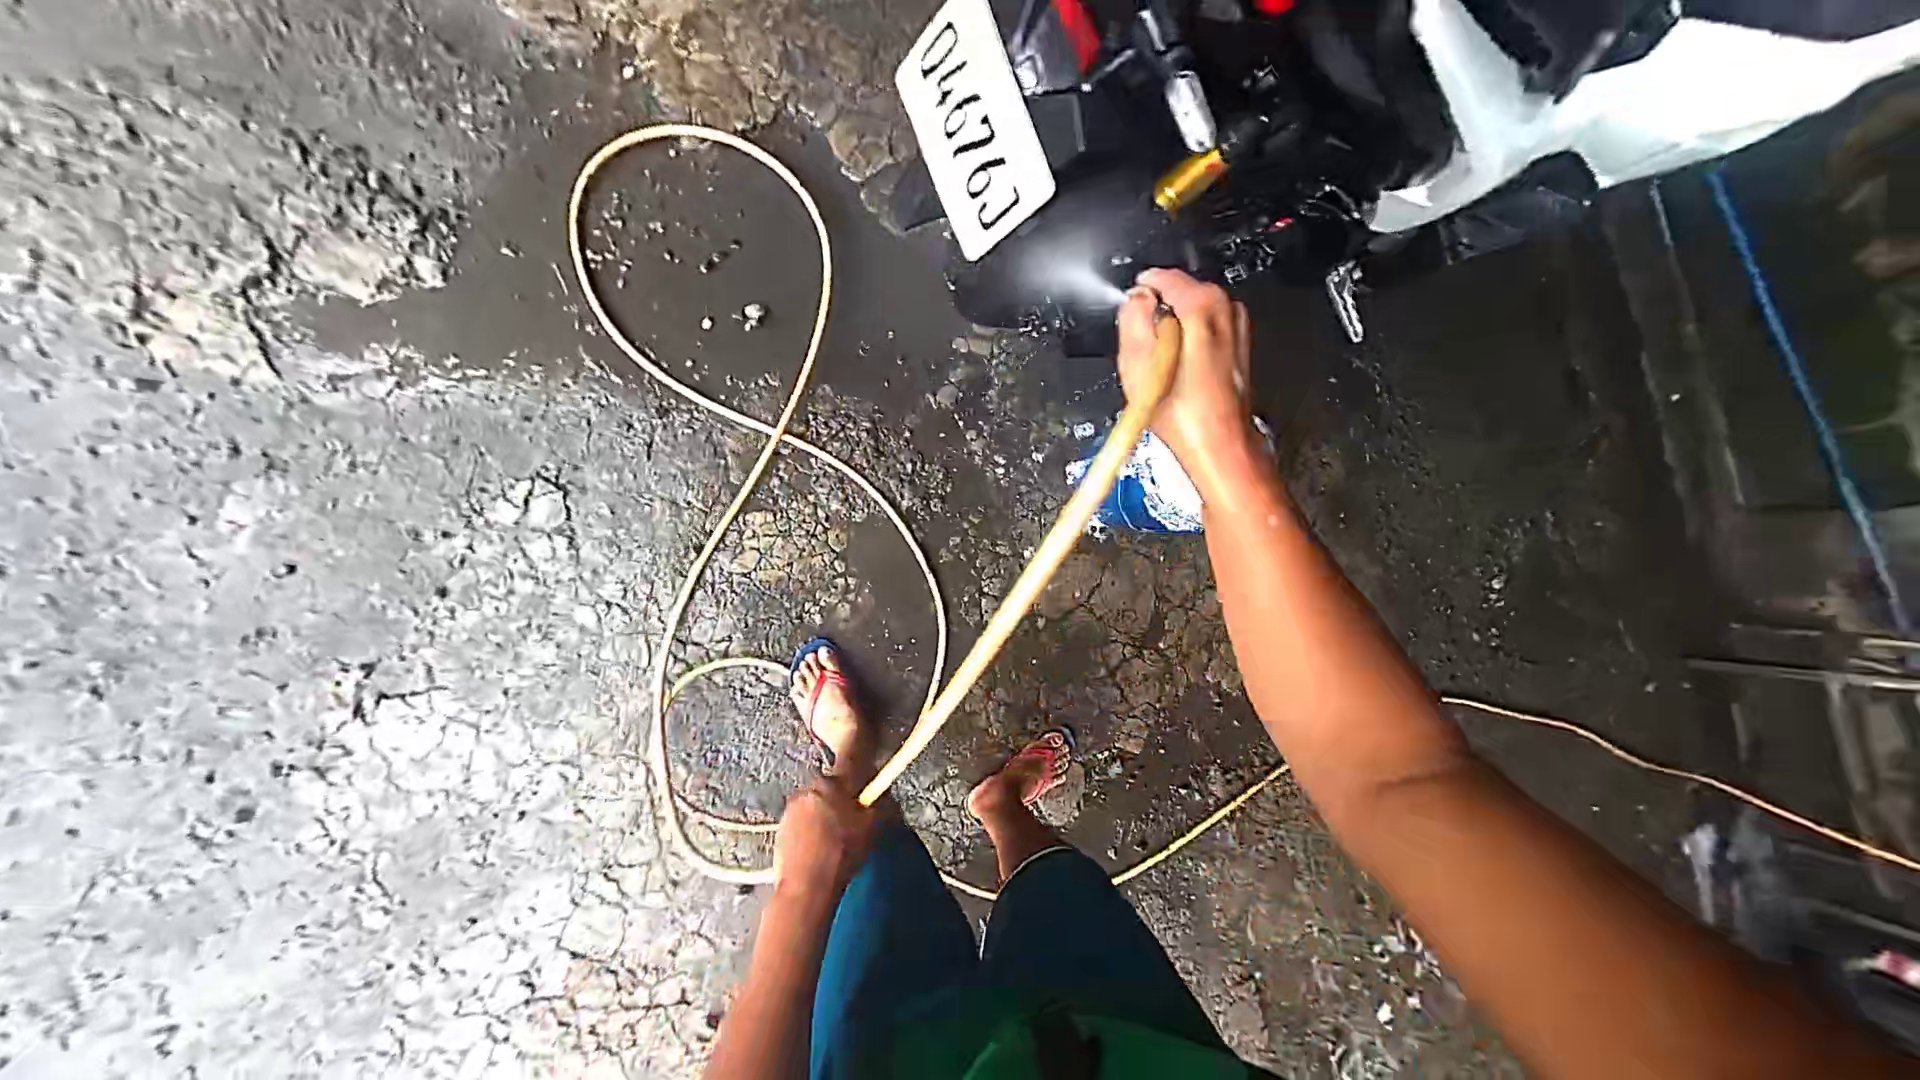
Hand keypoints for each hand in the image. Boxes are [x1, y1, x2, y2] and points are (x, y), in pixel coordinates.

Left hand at [771, 776, 876, 900]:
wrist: (806, 887)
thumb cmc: (841, 854)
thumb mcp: (874, 827)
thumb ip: (883, 803)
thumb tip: (886, 794)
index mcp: (832, 782)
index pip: (852, 764)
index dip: (864, 776)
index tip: (869, 786)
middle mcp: (808, 788)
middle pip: (833, 787)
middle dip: (843, 801)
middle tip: (854, 822)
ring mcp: (791, 809)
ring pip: (816, 805)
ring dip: (826, 816)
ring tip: (836, 841)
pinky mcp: (780, 828)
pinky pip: (802, 822)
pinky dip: (811, 831)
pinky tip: (821, 850)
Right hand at [1116, 268, 1254, 485]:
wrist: (1218, 444)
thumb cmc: (1182, 413)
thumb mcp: (1137, 363)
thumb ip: (1132, 319)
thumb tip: (1135, 298)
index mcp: (1201, 305)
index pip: (1162, 277)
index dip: (1139, 293)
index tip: (1127, 310)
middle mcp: (1225, 308)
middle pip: (1179, 295)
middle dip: (1156, 315)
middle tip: (1141, 348)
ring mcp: (1236, 327)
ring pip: (1192, 314)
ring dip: (1172, 332)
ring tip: (1159, 366)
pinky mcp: (1237, 347)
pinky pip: (1204, 332)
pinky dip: (1187, 344)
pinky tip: (1177, 372)